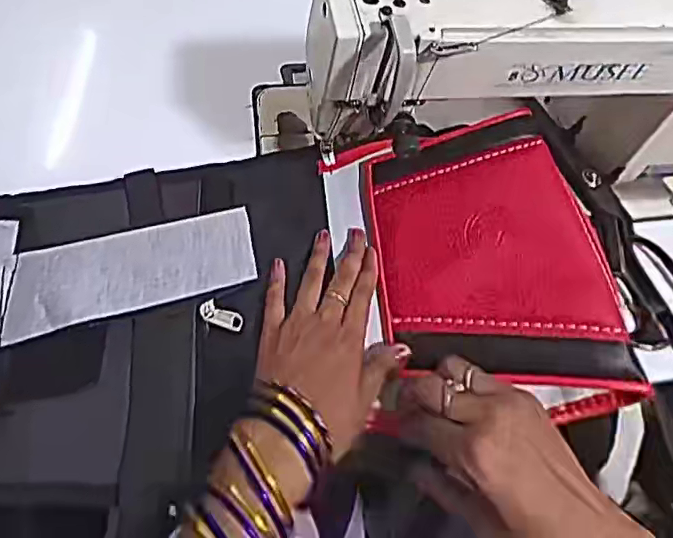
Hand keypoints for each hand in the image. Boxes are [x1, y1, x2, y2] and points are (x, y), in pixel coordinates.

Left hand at [255, 229, 408, 461]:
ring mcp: (296, 325)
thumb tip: (399, 350)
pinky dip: (276, 280)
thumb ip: (380, 367)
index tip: (370, 254)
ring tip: (322, 237)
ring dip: (317, 257)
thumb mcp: (364, 400)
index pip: (362, 296)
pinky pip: (274, 300)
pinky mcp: (272, 334)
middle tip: (354, 236)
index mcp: (348, 340)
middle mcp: (323, 325)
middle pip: (340, 282)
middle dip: (349, 256)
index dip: (368, 272)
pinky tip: (278, 265)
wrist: (284, 436)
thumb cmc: (324, 423)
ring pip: (309, 282)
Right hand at [397, 357, 650, 537]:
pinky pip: (484, 376)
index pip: (421, 420)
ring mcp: (510, 400)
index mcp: (476, 451)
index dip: (402, 422)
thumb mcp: (479, 519)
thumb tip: (417, 466)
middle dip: (411, 392)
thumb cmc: (538, 530)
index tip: (395, 424)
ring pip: (456, 367)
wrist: (586, 527)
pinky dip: (468, 385)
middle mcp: (491, 415)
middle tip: (404, 405)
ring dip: (439, 381)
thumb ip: (441, 487)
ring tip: (433, 399)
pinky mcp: (525, 395)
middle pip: (433, 383)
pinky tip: (466, 406)